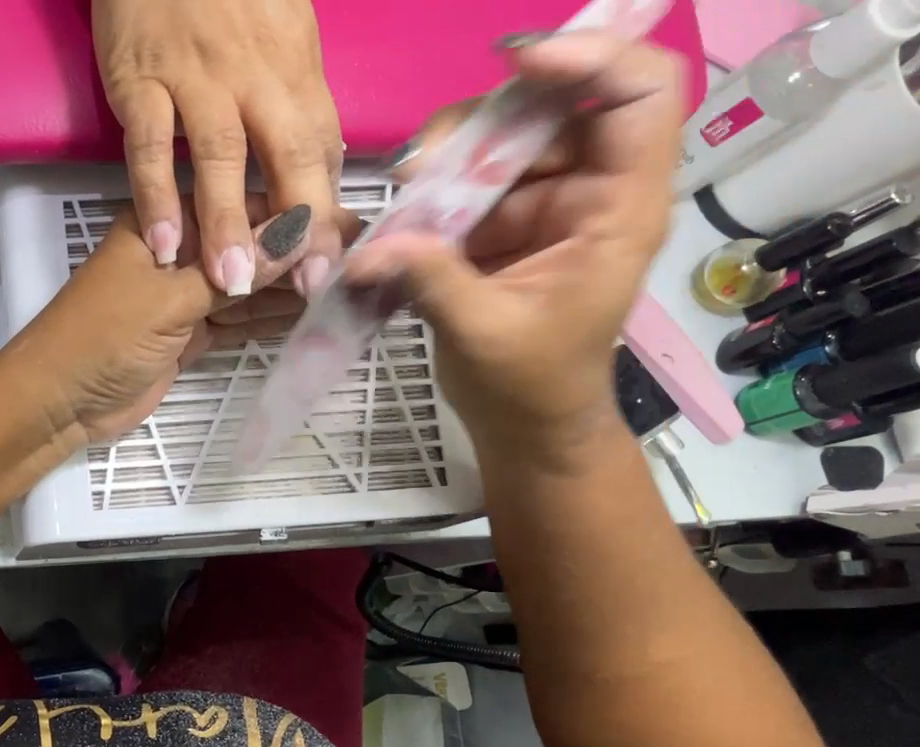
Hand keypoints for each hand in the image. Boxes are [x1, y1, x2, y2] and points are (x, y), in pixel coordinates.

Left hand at [23, 196, 336, 442]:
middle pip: (249, 247)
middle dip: (300, 254)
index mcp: (165, 223)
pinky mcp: (187, 335)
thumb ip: (234, 267)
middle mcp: (180, 252)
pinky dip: (269, 319)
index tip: (350, 225)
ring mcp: (183, 296)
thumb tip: (305, 231)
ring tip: (349, 285)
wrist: (57, 402)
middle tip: (361, 257)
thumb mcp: (168, 299)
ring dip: (291, 288)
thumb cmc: (100, 338)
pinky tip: (311, 314)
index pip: (240, 208)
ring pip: (248, 285)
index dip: (294, 217)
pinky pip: (237, 319)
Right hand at [94, 0, 345, 297]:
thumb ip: (291, 99)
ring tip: (234, 283)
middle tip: (305, 287)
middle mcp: (254, 75)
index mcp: (292, 65)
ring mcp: (196, 78)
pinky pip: (151, 146)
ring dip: (228, 223)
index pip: (322, 144)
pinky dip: (157, 196)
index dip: (330, 206)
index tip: (335, 262)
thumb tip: (316, 161)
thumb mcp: (277, 32)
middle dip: (299, 225)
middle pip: (287, 153)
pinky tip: (162, 244)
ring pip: (221, 156)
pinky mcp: (142, 82)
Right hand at [343, 35, 682, 460]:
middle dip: (482, 127)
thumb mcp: (482, 331)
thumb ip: (430, 279)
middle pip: (551, 114)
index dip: (590, 59)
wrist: (526, 426)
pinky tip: (398, 223)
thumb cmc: (528, 384)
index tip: (514, 64)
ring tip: (400, 197)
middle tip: (416, 168)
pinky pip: (467, 193)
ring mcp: (543, 211)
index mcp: (619, 209)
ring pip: (502, 151)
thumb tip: (368, 250)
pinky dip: (430, 201)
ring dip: (446, 166)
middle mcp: (589, 195)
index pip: (639, 96)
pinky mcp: (504, 232)